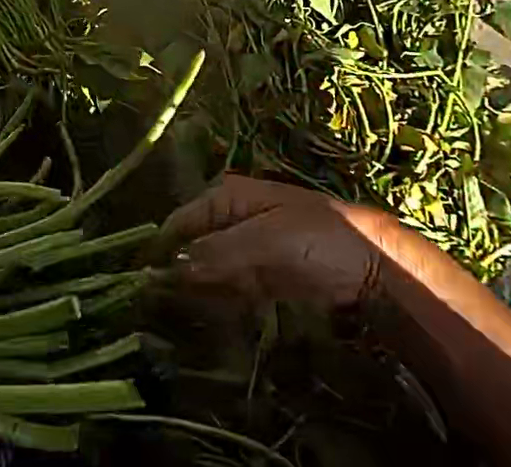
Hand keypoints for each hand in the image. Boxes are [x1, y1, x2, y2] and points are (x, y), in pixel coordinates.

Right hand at [157, 174, 430, 307]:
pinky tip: (207, 313)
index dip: (161, 248)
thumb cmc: (314, 237)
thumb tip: (171, 266)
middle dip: (176, 272)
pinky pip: (228, 285)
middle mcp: (230, 218)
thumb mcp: (263, 242)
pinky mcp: (260, 272)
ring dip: (194, 290)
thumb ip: (217, 253)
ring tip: (175, 314)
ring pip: (207, 268)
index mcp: (227, 197)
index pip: (181, 222)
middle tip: (156, 304)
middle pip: (192, 246)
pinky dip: (217, 298)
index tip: (141, 278)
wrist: (369, 263)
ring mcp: (245, 246)